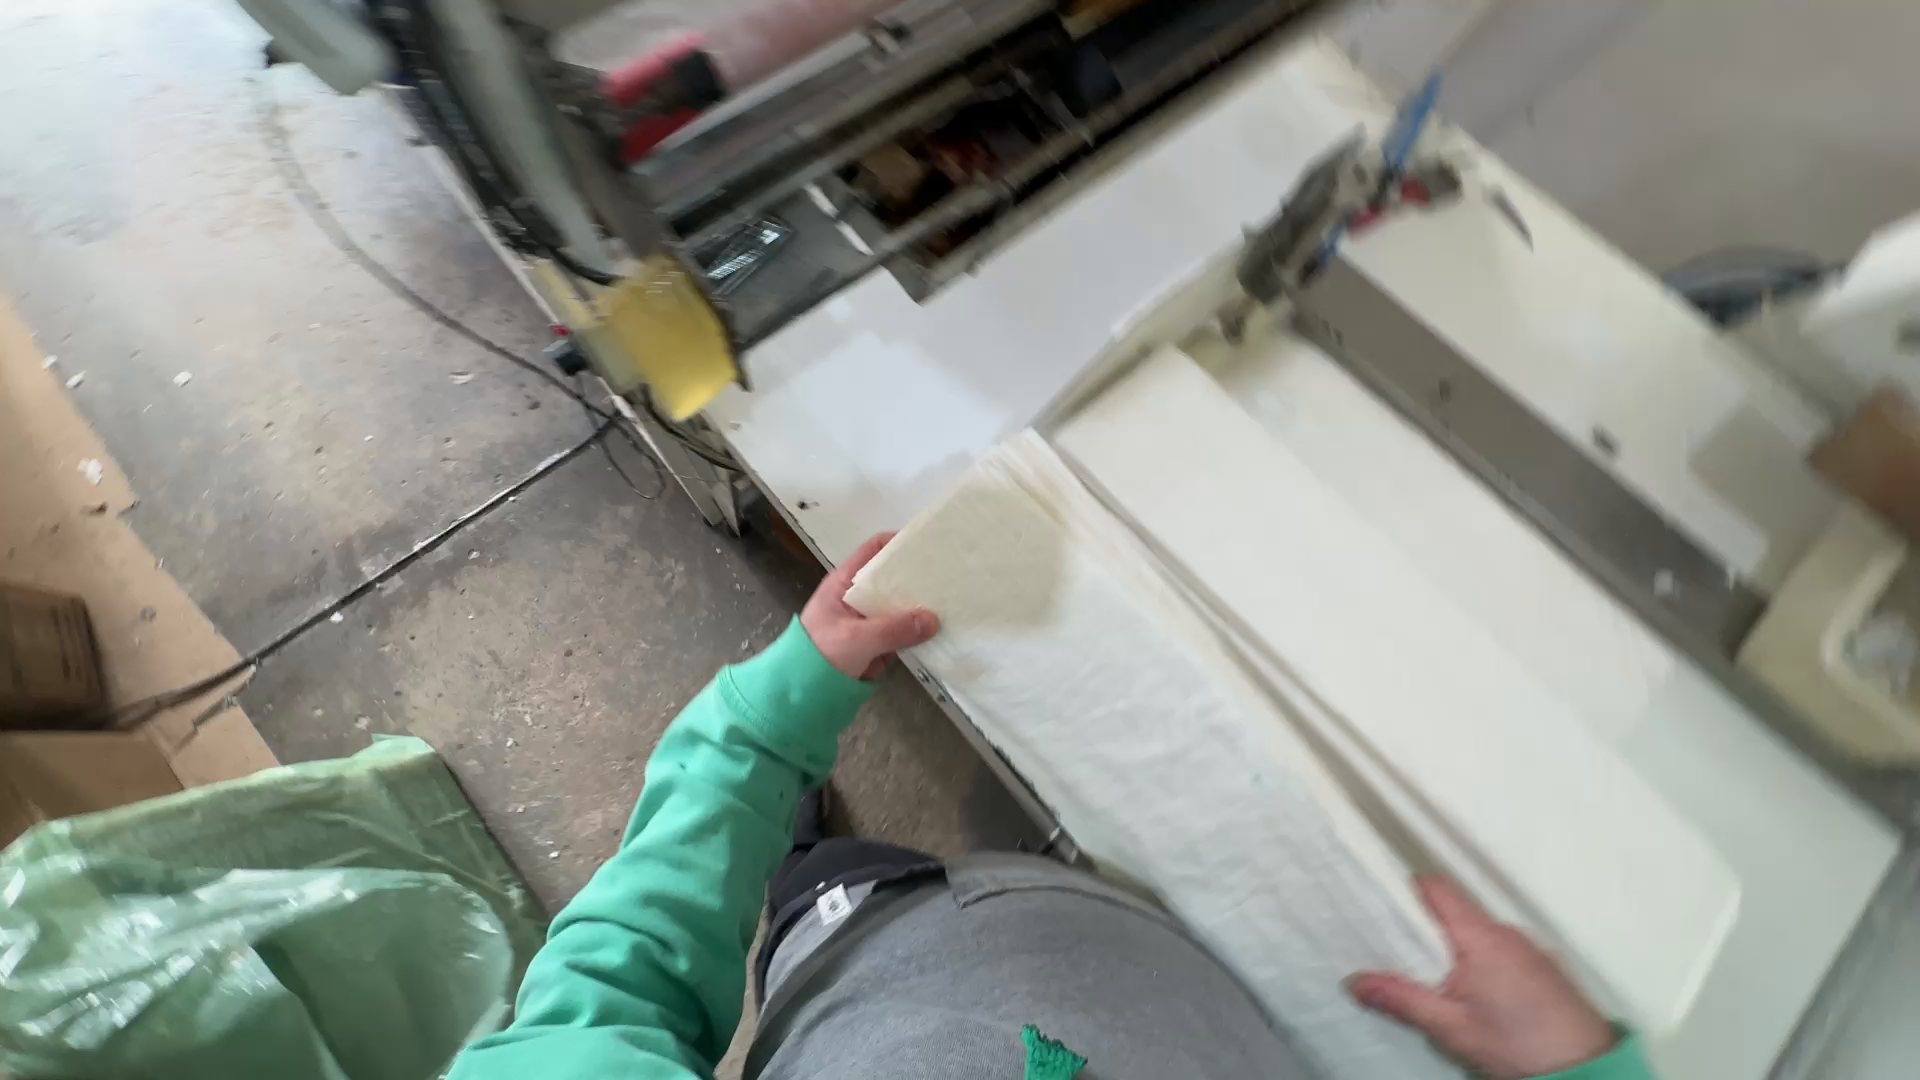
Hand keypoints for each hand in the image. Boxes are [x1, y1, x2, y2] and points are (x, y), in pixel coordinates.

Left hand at [801, 532, 939, 679]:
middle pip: (892, 577)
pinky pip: (900, 631)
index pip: (873, 549)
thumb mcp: (856, 639)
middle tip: (946, 576)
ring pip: (899, 605)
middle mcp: (858, 596)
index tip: (927, 546)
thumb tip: (933, 620)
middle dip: (916, 577)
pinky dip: (915, 631)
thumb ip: (894, 630)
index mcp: (845, 583)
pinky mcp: (875, 642)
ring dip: (919, 607)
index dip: (898, 543)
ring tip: (950, 602)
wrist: (802, 695)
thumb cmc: (820, 656)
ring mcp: (867, 619)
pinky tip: (939, 630)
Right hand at [1348, 877, 1616, 1079]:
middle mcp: (1507, 932)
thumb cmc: (1519, 1046)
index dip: (1408, 889)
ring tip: (1443, 979)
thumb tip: (1352, 980)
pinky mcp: (1551, 971)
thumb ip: (1402, 999)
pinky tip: (1485, 995)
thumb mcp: (1453, 1029)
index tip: (1385, 904)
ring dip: (1459, 948)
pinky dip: (1487, 962)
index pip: (1436, 887)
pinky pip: (1505, 951)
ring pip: (1481, 933)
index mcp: (1480, 936)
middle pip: (1456, 911)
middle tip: (1404, 950)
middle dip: (1429, 927)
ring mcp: (1534, 950)